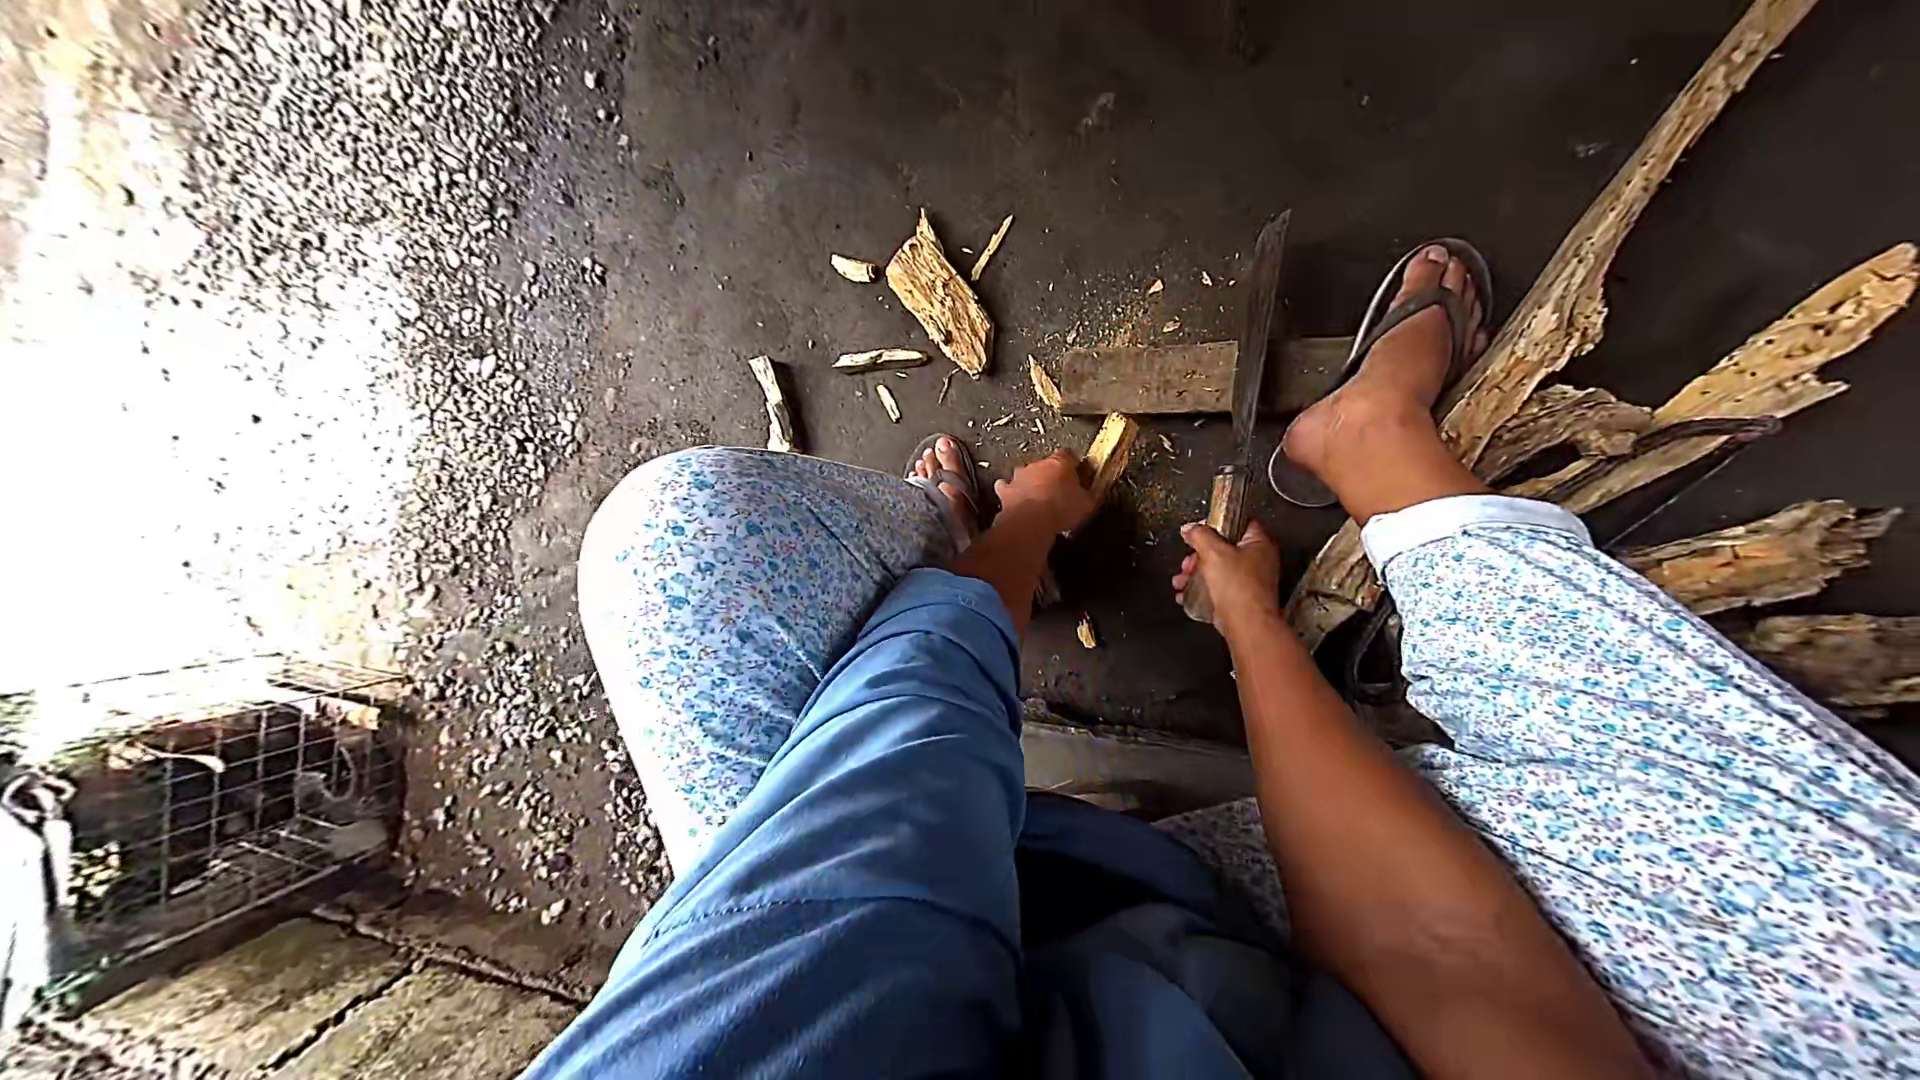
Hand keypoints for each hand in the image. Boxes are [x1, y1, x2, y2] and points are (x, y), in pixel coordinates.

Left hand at [995, 449, 1096, 533]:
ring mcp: (1020, 477)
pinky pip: (1006, 488)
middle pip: (1046, 465)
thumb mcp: (1088, 504)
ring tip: (1039, 499)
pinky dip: (1011, 493)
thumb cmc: (1060, 510)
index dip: (1073, 464)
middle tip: (1059, 491)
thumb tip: (1096, 494)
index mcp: (1060, 463)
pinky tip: (1015, 501)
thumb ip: (1092, 495)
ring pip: (1026, 474)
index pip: (1068, 455)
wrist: (1032, 523)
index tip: (1077, 474)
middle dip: (1052, 475)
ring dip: (1032, 483)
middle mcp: (1038, 465)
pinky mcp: (1007, 491)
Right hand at [1172, 519, 1282, 631]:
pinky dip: (1200, 590)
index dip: (1217, 523)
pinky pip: (1217, 589)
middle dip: (1198, 556)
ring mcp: (1250, 581)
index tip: (1200, 529)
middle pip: (1223, 549)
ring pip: (1217, 570)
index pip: (1239, 523)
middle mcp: (1258, 561)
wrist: (1246, 624)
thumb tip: (1190, 528)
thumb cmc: (1238, 587)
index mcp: (1259, 544)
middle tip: (1188, 561)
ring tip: (1181, 580)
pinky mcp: (1240, 598)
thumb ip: (1199, 535)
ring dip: (1195, 574)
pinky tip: (1185, 594)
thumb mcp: (1213, 551)